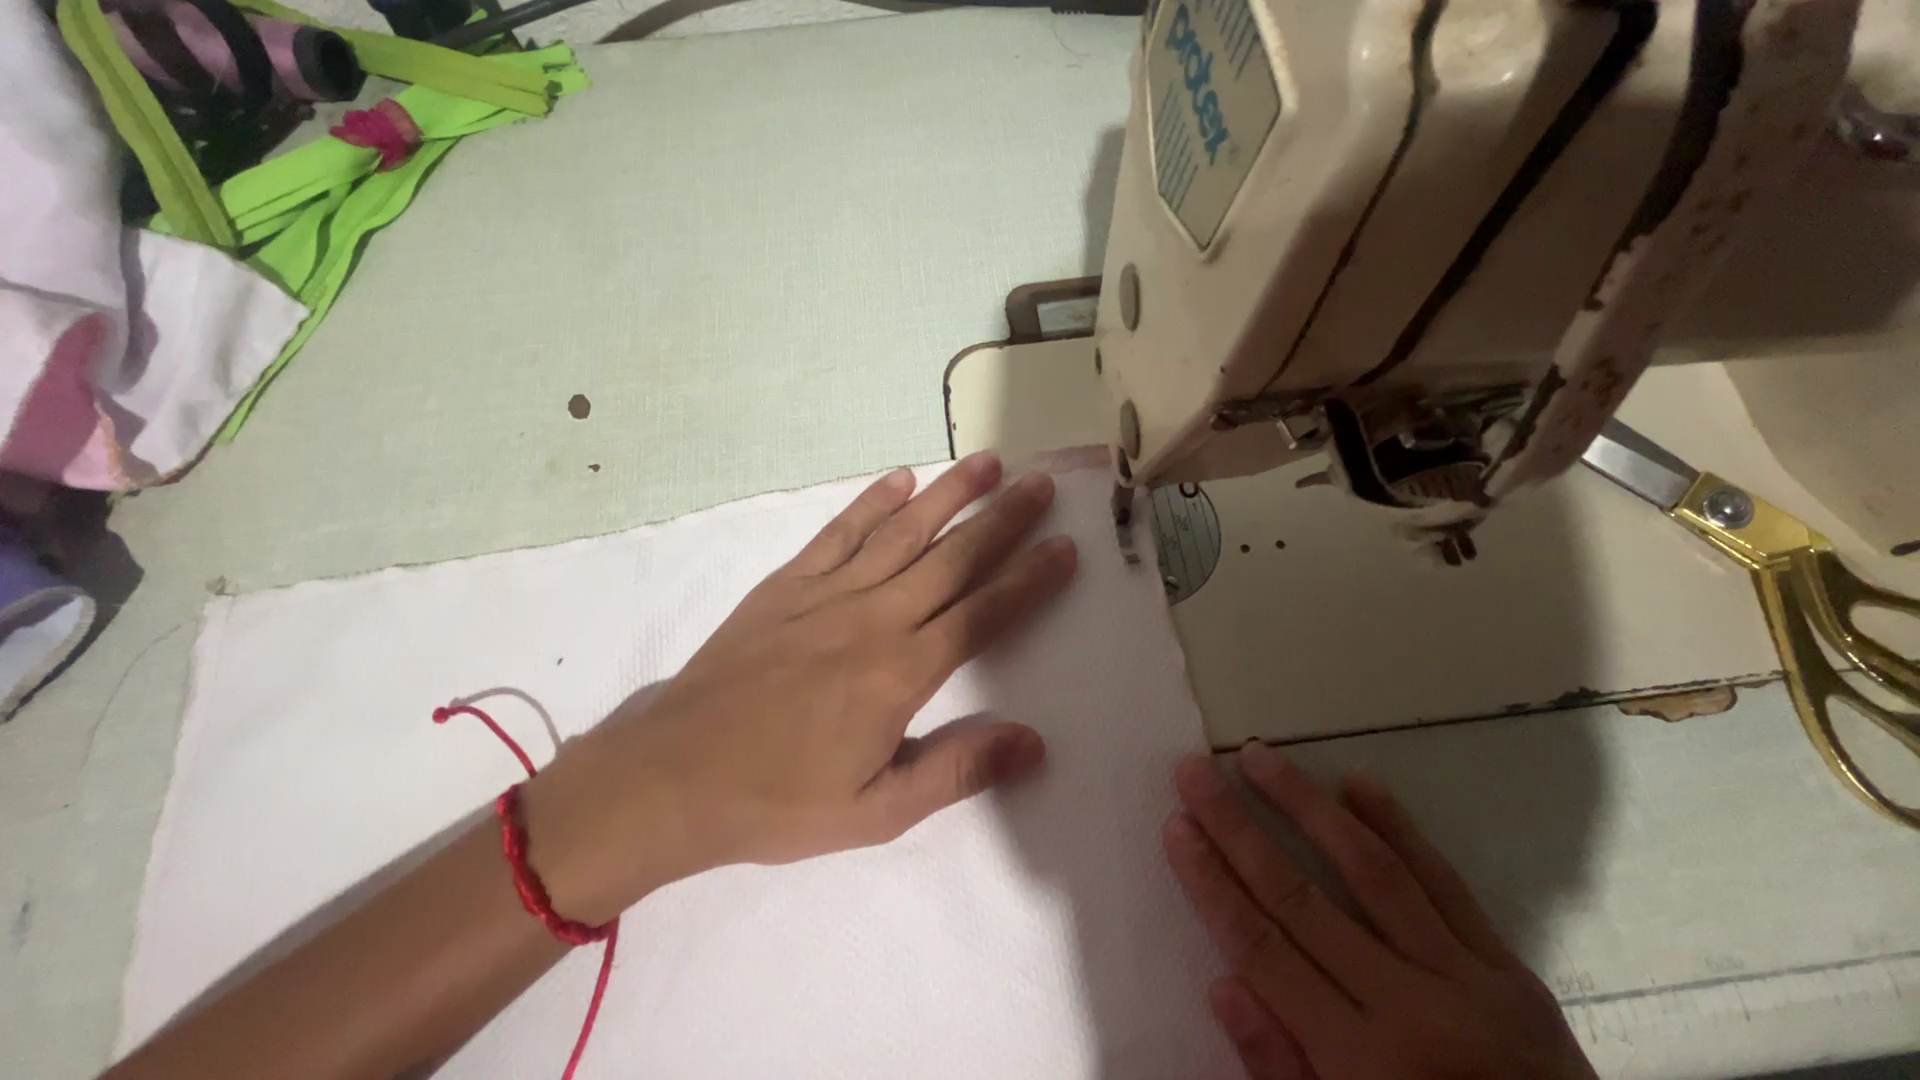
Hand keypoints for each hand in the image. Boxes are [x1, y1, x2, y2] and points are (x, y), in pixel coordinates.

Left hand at [530, 452, 1077, 919]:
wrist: (672, 777)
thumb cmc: (778, 802)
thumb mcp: (875, 812)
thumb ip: (956, 771)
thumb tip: (1034, 742)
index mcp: (900, 674)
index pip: (982, 615)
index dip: (1029, 580)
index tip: (1065, 546)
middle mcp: (871, 620)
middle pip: (951, 560)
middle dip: (1002, 521)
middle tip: (1041, 485)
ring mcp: (824, 595)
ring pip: (901, 534)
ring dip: (948, 495)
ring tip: (988, 462)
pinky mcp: (784, 586)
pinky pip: (837, 534)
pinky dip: (870, 504)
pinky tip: (898, 479)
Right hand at [1165, 745, 1595, 1079]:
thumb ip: (1280, 1069)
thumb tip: (1224, 985)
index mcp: (1360, 1058)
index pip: (1263, 949)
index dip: (1212, 884)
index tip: (1176, 828)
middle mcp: (1410, 1006)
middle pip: (1301, 898)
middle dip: (1238, 828)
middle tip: (1196, 770)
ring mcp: (1466, 977)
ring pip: (1373, 870)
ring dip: (1307, 805)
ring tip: (1261, 755)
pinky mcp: (1508, 965)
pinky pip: (1446, 882)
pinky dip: (1399, 828)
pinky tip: (1358, 782)